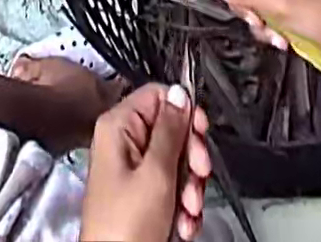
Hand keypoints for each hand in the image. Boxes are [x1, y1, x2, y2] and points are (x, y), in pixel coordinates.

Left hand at [80, 83, 212, 241]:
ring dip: (190, 187)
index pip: (157, 95)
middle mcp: (122, 142)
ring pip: (174, 161)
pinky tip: (184, 223)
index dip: (183, 110)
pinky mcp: (140, 196)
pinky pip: (170, 186)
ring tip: (188, 209)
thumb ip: (170, 130)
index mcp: (118, 125)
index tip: (201, 131)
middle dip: (190, 157)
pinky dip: (182, 205)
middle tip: (198, 175)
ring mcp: (131, 170)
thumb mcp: (156, 173)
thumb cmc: (126, 228)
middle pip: (169, 129)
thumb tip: (178, 93)